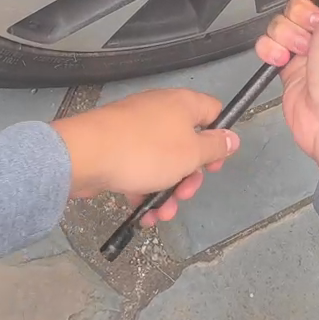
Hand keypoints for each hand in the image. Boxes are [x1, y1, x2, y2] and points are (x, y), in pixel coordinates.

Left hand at [50, 90, 237, 225]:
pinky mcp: (118, 146)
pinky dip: (145, 188)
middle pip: (189, 143)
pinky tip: (141, 213)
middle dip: (189, 176)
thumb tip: (233, 137)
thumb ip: (215, 147)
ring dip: (167, 191)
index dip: (220, 139)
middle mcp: (162, 110)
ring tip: (160, 215)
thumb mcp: (191, 154)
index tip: (214, 165)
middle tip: (184, 195)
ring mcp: (137, 128)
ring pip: (164, 161)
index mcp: (183, 104)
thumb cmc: (146, 151)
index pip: (214, 112)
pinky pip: (141, 167)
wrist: (85, 155)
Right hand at [254, 0, 318, 170]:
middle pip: (296, 3)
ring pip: (279, 23)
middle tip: (314, 32)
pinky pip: (266, 45)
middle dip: (298, 15)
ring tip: (301, 53)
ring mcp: (308, 50)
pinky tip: (282, 61)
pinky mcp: (288, 67)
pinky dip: (270, 51)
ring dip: (285, 36)